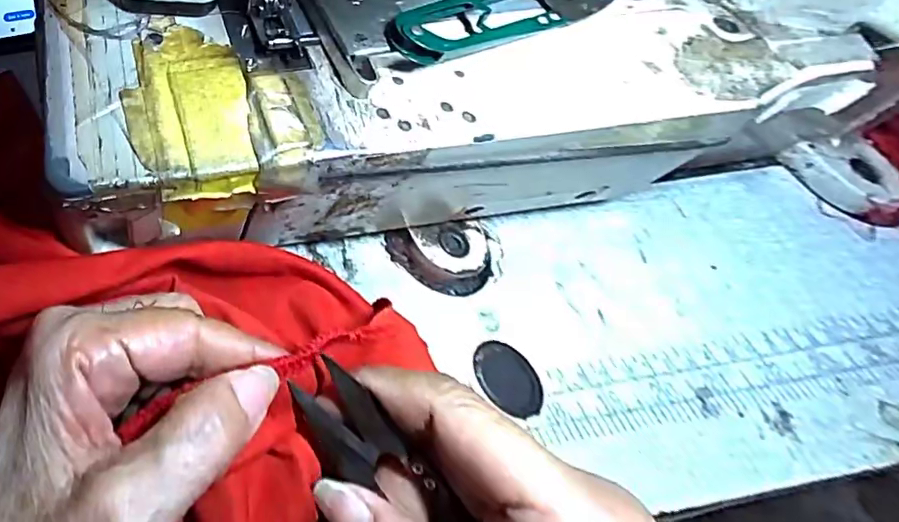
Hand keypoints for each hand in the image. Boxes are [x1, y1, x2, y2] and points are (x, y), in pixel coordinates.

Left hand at [0, 294, 283, 521]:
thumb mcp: (127, 504)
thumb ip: (197, 437)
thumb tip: (260, 380)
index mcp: (75, 340)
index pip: (180, 326)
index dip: (241, 350)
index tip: (293, 376)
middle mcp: (71, 325)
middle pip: (171, 321)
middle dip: (220, 356)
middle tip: (266, 403)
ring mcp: (70, 344)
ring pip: (161, 336)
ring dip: (201, 370)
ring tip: (235, 414)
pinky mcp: (73, 369)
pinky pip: (141, 360)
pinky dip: (176, 384)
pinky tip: (191, 417)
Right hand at [312, 367, 650, 521]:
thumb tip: (333, 488)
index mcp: (573, 503)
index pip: (448, 403)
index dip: (373, 389)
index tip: (316, 399)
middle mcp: (581, 491)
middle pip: (450, 430)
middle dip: (385, 452)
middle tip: (346, 490)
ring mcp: (582, 510)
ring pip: (463, 463)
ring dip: (410, 486)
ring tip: (383, 517)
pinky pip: (486, 495)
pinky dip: (441, 509)